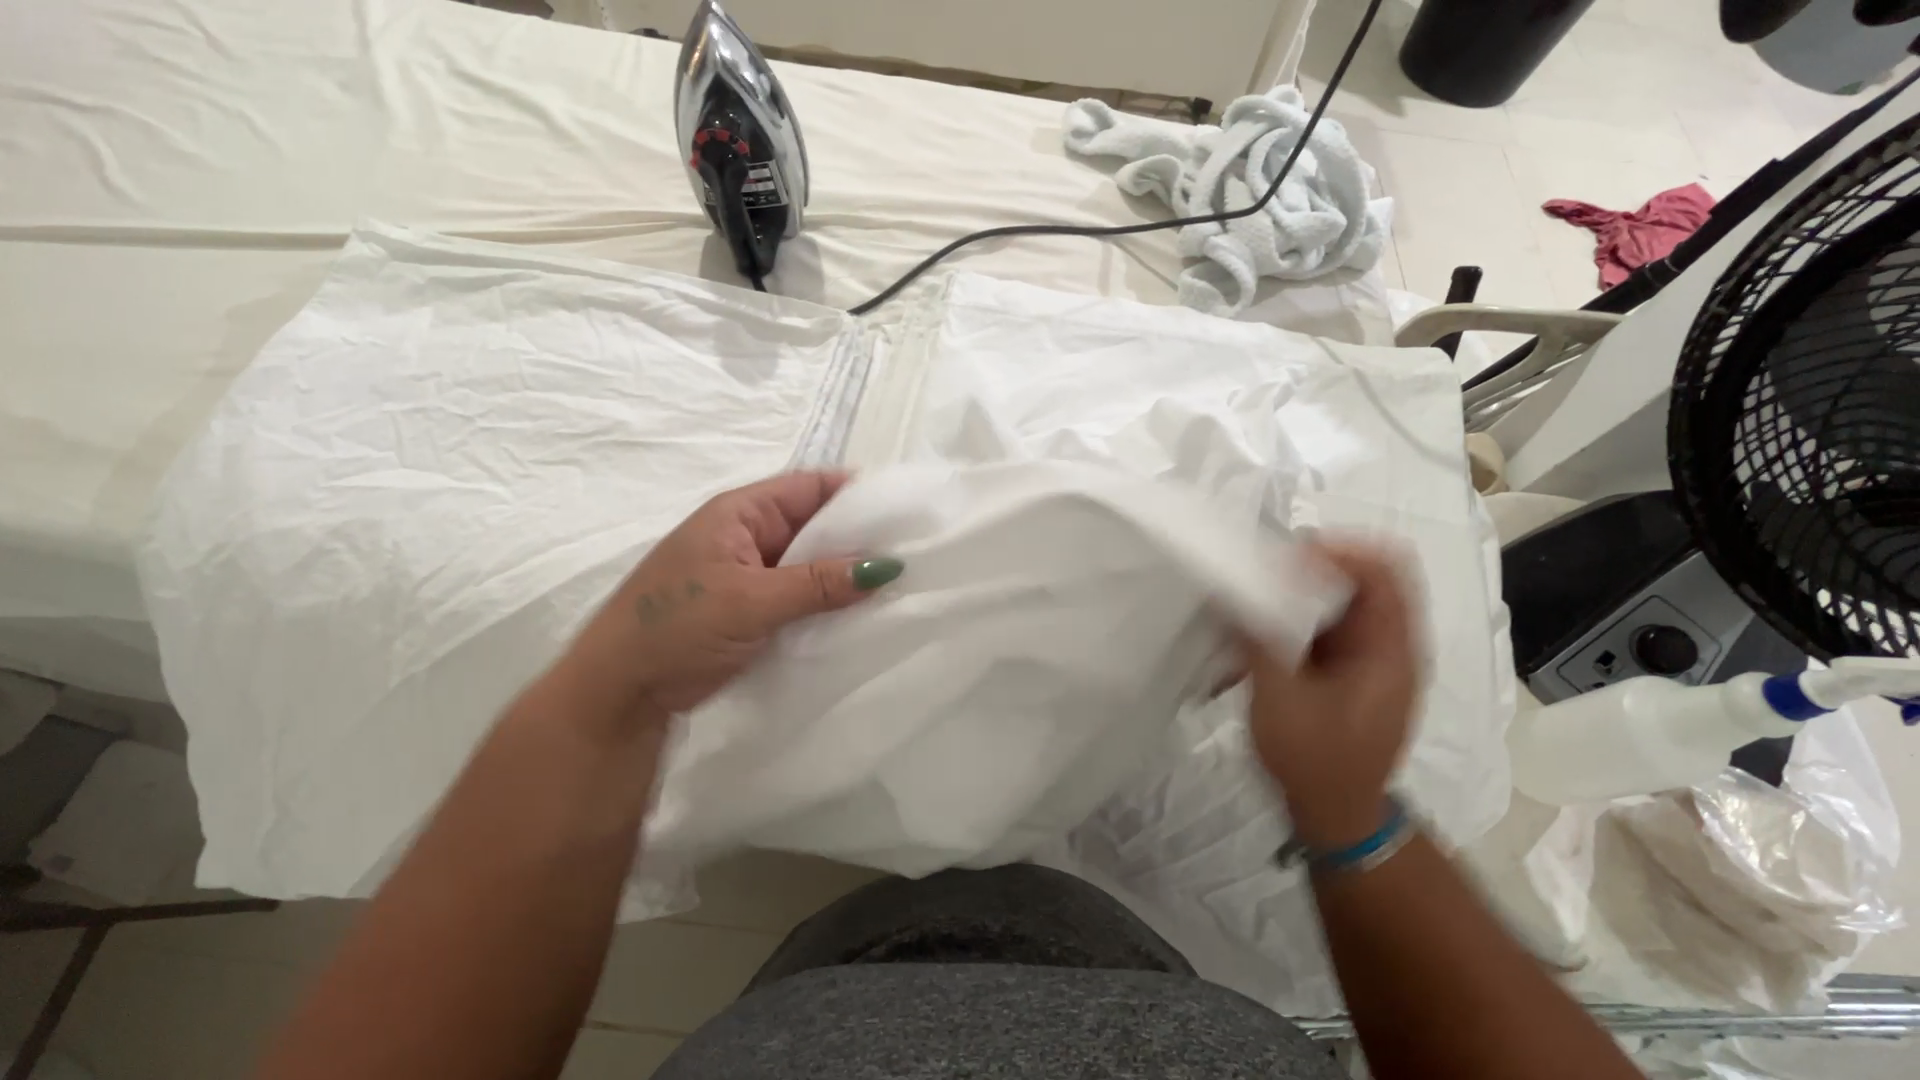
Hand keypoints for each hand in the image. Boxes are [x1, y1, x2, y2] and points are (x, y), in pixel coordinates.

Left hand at [554, 471, 902, 723]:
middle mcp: (747, 537)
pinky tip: (863, 616)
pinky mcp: (751, 612)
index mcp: (739, 513)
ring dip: (845, 575)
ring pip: (810, 565)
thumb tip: (887, 566)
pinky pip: (800, 597)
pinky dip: (827, 603)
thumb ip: (819, 583)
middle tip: (915, 551)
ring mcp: (748, 576)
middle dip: (859, 537)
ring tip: (901, 584)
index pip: (809, 487)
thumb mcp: (752, 600)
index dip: (856, 492)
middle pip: (814, 525)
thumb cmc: (676, 628)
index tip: (905, 508)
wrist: (621, 692)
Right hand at [1242, 542, 1421, 850]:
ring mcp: (1369, 658)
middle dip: (1303, 573)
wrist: (1337, 817)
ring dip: (1290, 600)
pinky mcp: (1347, 672)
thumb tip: (1232, 590)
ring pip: (1335, 603)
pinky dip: (1288, 626)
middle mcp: (1388, 644)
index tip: (1283, 557)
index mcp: (1390, 648)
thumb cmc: (1316, 762)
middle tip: (1255, 579)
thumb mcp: (1280, 700)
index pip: (1383, 569)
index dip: (1338, 550)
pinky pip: (1321, 629)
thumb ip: (1258, 639)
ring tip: (1246, 609)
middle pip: (1357, 580)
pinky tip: (1252, 642)